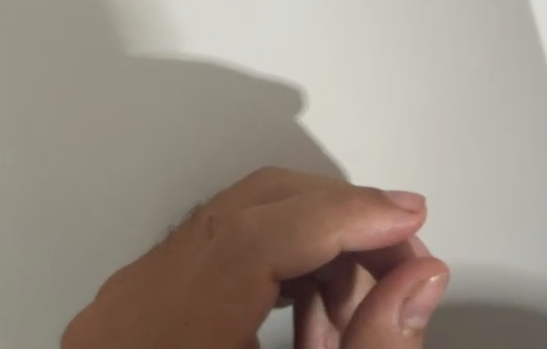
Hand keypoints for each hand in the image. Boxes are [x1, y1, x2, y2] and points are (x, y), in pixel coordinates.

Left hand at [62, 168, 449, 348]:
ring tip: (361, 312)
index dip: (342, 217)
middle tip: (403, 259)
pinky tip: (316, 324)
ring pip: (240, 222)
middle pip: (251, 211)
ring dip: (317, 247)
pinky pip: (220, 251)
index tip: (411, 223)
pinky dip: (281, 265)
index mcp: (163, 343)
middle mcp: (125, 312)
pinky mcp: (133, 311)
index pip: (255, 240)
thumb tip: (424, 272)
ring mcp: (122, 307)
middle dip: (341, 222)